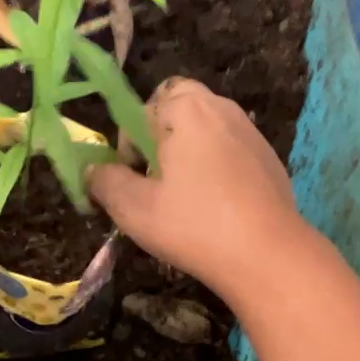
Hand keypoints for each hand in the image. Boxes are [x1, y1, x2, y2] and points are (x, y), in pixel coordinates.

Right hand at [88, 79, 313, 302]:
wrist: (267, 254)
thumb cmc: (193, 225)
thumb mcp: (133, 208)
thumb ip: (105, 182)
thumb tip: (92, 169)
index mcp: (186, 110)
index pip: (144, 106)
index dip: (130, 141)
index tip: (133, 178)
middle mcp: (221, 108)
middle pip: (178, 108)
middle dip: (159, 139)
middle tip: (155, 183)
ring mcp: (250, 132)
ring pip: (205, 130)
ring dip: (187, 154)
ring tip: (183, 200)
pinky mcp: (267, 158)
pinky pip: (229, 150)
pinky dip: (214, 169)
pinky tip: (214, 208)